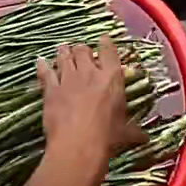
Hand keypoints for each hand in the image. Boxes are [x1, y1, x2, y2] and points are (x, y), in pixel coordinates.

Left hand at [35, 34, 147, 180]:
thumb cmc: (107, 138)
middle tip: (81, 52)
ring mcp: (68, 79)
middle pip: (82, 50)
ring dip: (63, 52)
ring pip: (63, 57)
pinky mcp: (51, 89)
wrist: (78, 145)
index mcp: (111, 78)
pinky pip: (45, 72)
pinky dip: (42, 66)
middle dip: (81, 49)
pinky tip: (40, 62)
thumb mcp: (124, 133)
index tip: (103, 39)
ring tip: (63, 49)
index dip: (105, 43)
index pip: (109, 51)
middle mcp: (89, 73)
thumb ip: (133, 132)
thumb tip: (145, 138)